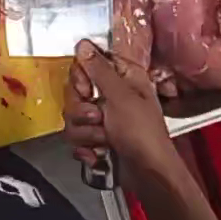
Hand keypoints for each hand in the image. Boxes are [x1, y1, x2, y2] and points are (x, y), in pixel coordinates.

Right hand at [64, 40, 178, 173]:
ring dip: (85, 132)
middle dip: (81, 110)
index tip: (86, 90)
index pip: (88, 64)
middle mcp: (111, 94)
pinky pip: (75, 135)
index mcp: (123, 77)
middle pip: (74, 91)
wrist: (148, 176)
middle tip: (98, 118)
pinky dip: (85, 146)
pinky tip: (98, 152)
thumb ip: (98, 69)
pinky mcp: (95, 137)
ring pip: (72, 116)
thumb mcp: (120, 96)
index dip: (81, 78)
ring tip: (103, 140)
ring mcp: (103, 117)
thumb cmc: (142, 133)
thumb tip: (83, 44)